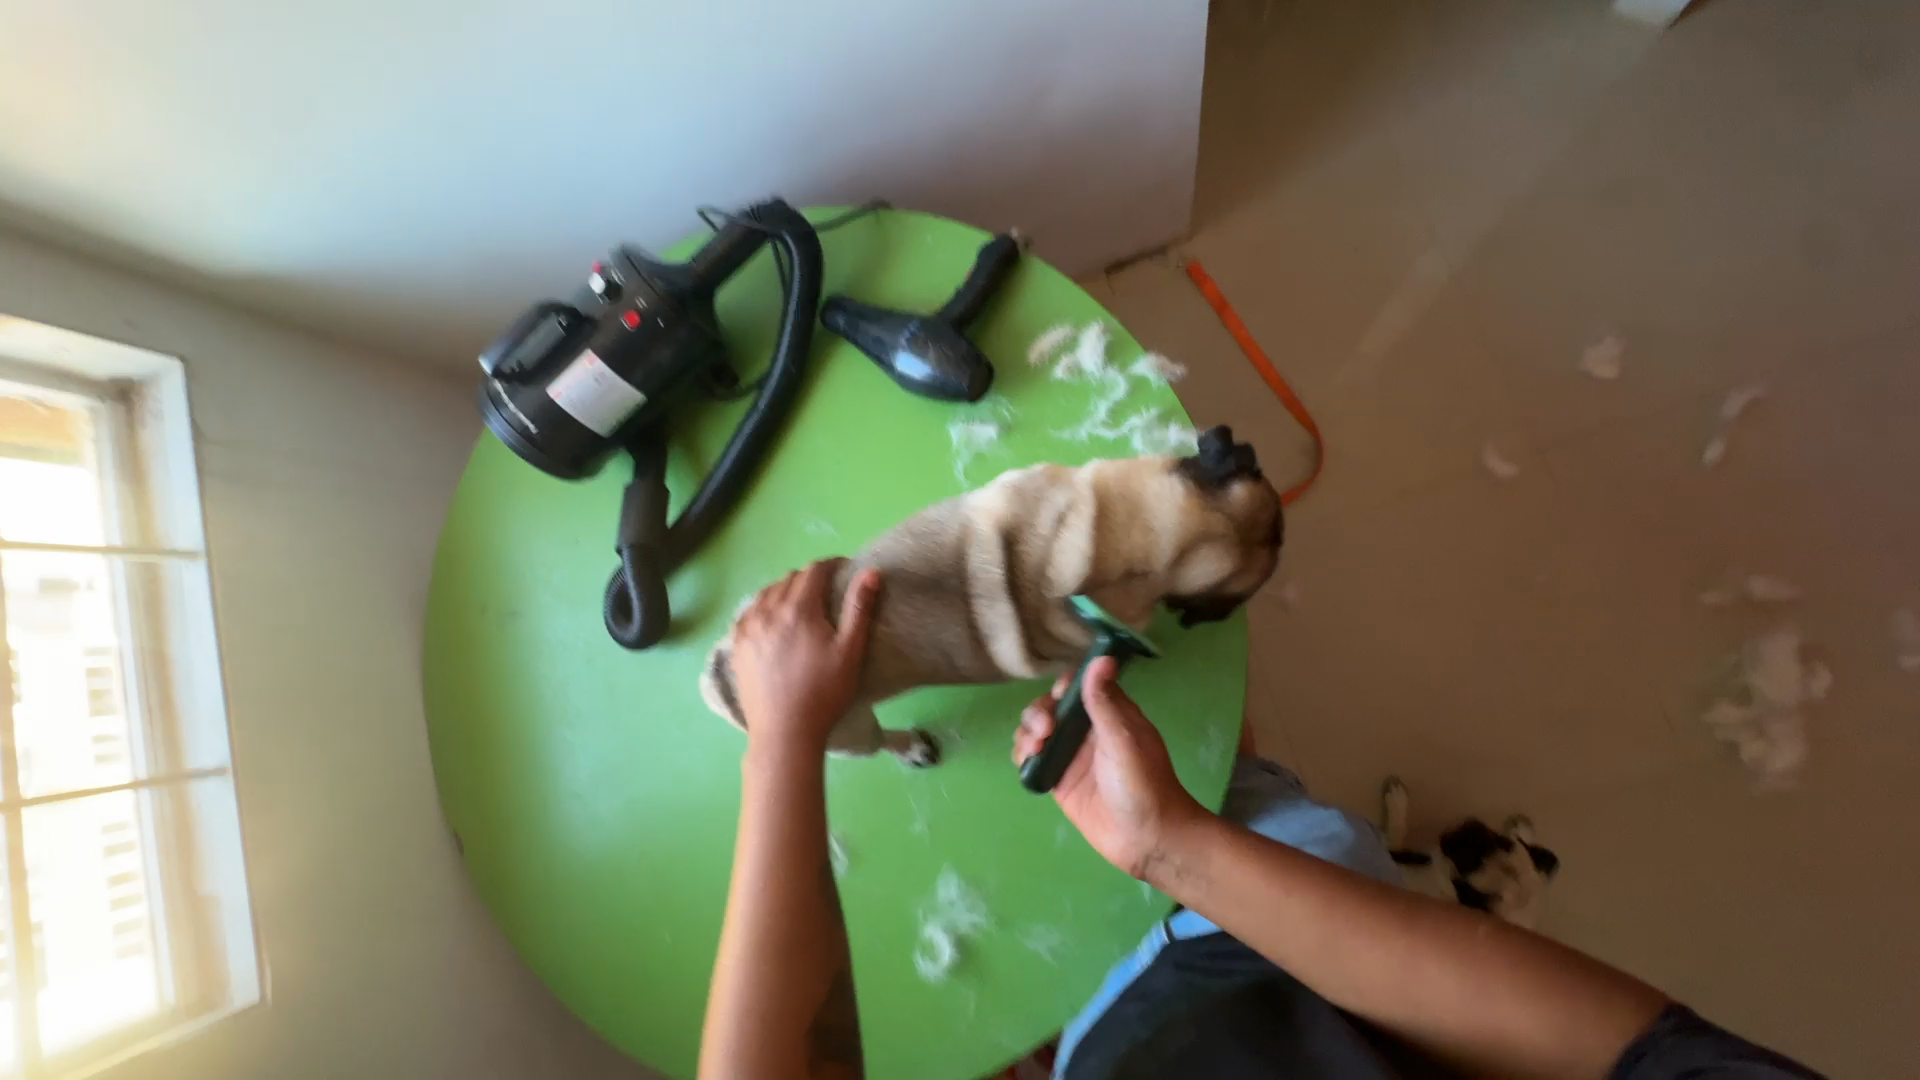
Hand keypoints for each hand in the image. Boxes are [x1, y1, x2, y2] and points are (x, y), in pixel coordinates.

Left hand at [730, 561, 881, 758]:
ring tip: (800, 604)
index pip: (814, 570)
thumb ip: (860, 608)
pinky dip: (763, 606)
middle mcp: (768, 610)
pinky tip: (772, 619)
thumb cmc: (825, 692)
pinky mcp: (736, 644)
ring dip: (785, 590)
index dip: (831, 565)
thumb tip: (871, 572)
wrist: (785, 732)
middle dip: (809, 578)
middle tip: (827, 591)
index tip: (843, 570)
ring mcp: (747, 627)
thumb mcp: (850, 651)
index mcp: (799, 608)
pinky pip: (749, 611)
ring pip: (767, 592)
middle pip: (790, 578)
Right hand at [1011, 658, 1207, 879]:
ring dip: (1027, 731)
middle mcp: (1086, 731)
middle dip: (1039, 712)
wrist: (1146, 839)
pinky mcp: (1057, 779)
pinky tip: (1027, 761)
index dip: (1063, 686)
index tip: (1058, 697)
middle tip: (1045, 730)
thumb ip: (1105, 701)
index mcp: (1108, 713)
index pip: (1078, 686)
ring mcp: (1070, 755)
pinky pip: (1031, 758)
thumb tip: (1103, 658)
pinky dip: (1023, 754)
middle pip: (1050, 706)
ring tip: (1034, 748)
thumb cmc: (1143, 784)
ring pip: (1036, 730)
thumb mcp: (1124, 739)